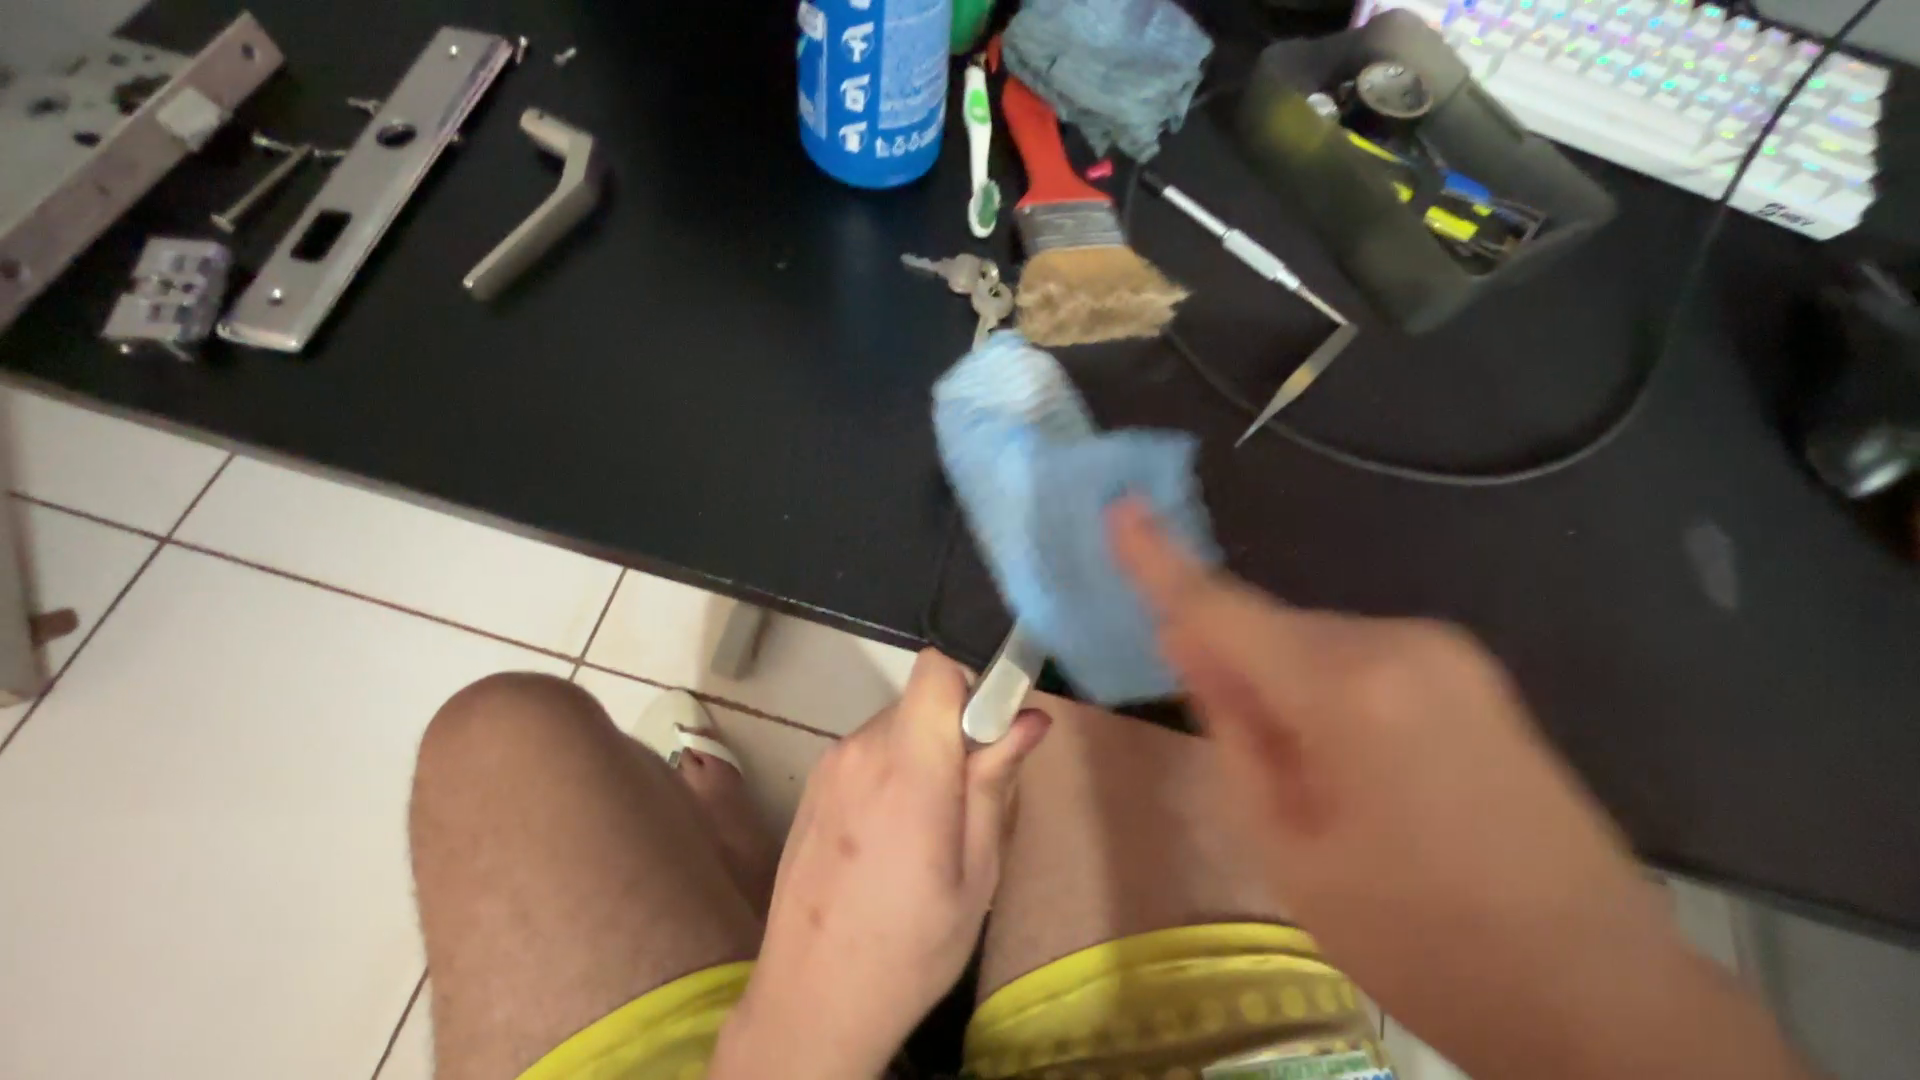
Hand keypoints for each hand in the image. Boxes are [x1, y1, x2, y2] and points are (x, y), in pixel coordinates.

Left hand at [710, 650, 1049, 1079]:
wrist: (810, 1001)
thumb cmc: (909, 948)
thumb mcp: (975, 875)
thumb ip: (995, 785)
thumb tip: (1029, 718)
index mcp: (907, 766)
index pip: (937, 668)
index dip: (973, 684)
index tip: (993, 732)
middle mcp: (860, 749)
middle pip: (921, 701)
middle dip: (955, 733)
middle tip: (971, 803)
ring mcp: (829, 766)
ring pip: (896, 727)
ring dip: (924, 756)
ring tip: (929, 832)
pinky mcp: (812, 786)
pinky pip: (868, 753)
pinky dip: (892, 773)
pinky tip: (892, 839)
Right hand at [1107, 499, 1811, 1079]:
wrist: (1601, 995)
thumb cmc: (1419, 939)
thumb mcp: (1285, 847)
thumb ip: (1230, 729)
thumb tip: (1189, 645)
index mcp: (1348, 687)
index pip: (1224, 607)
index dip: (1160, 562)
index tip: (1119, 510)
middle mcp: (1402, 644)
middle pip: (1271, 627)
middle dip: (1229, 661)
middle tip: (1229, 747)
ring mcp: (1449, 655)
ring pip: (1314, 644)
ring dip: (1279, 685)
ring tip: (1303, 782)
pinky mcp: (1473, 676)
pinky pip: (1361, 661)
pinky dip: (1324, 692)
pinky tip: (1348, 767)